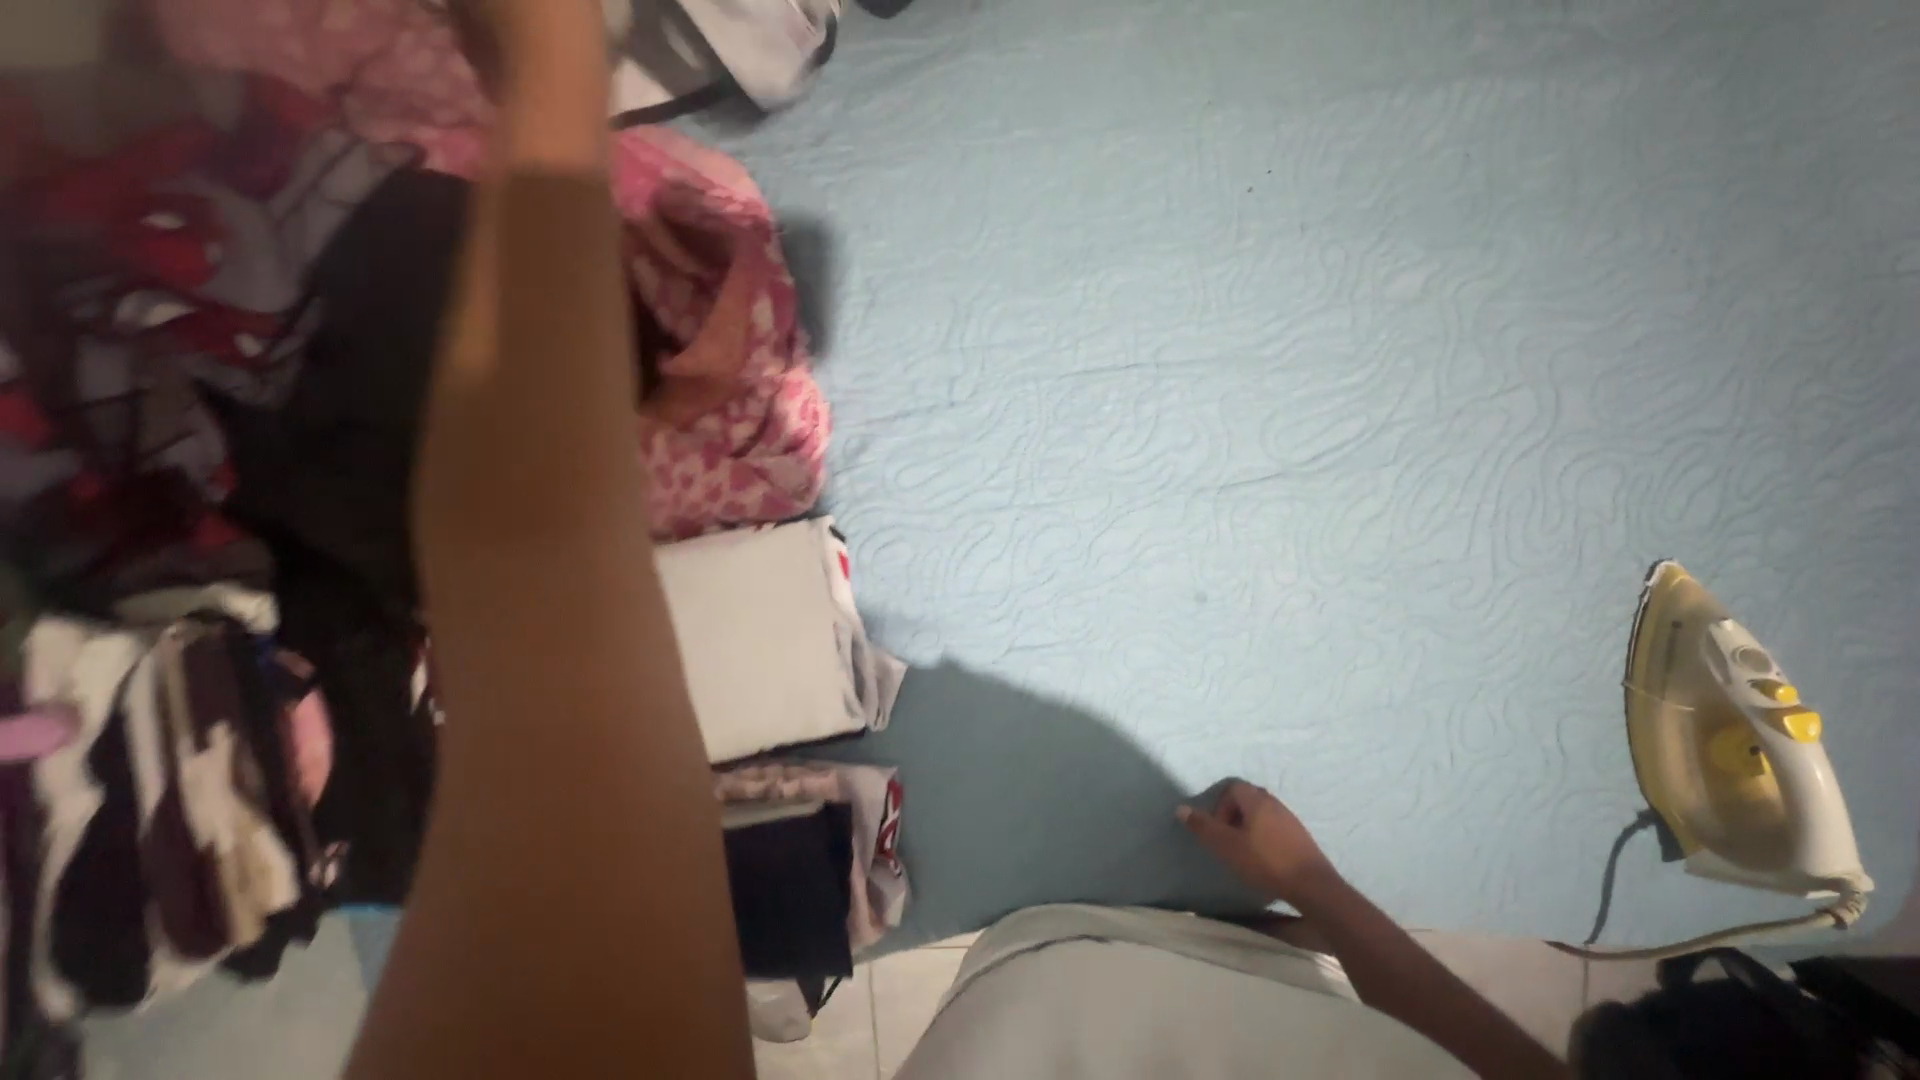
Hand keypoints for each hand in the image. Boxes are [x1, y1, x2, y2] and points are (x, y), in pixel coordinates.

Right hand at [1179, 780, 1339, 905]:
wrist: (1312, 885)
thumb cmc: (1265, 861)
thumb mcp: (1226, 845)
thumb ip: (1203, 826)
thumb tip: (1181, 808)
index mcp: (1256, 800)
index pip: (1232, 787)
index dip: (1220, 805)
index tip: (1219, 829)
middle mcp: (1275, 803)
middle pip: (1247, 799)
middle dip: (1233, 816)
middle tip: (1229, 840)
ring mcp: (1291, 819)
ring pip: (1263, 814)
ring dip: (1249, 828)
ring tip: (1245, 852)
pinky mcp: (1301, 837)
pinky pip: (1276, 827)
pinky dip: (1265, 837)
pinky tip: (1265, 859)